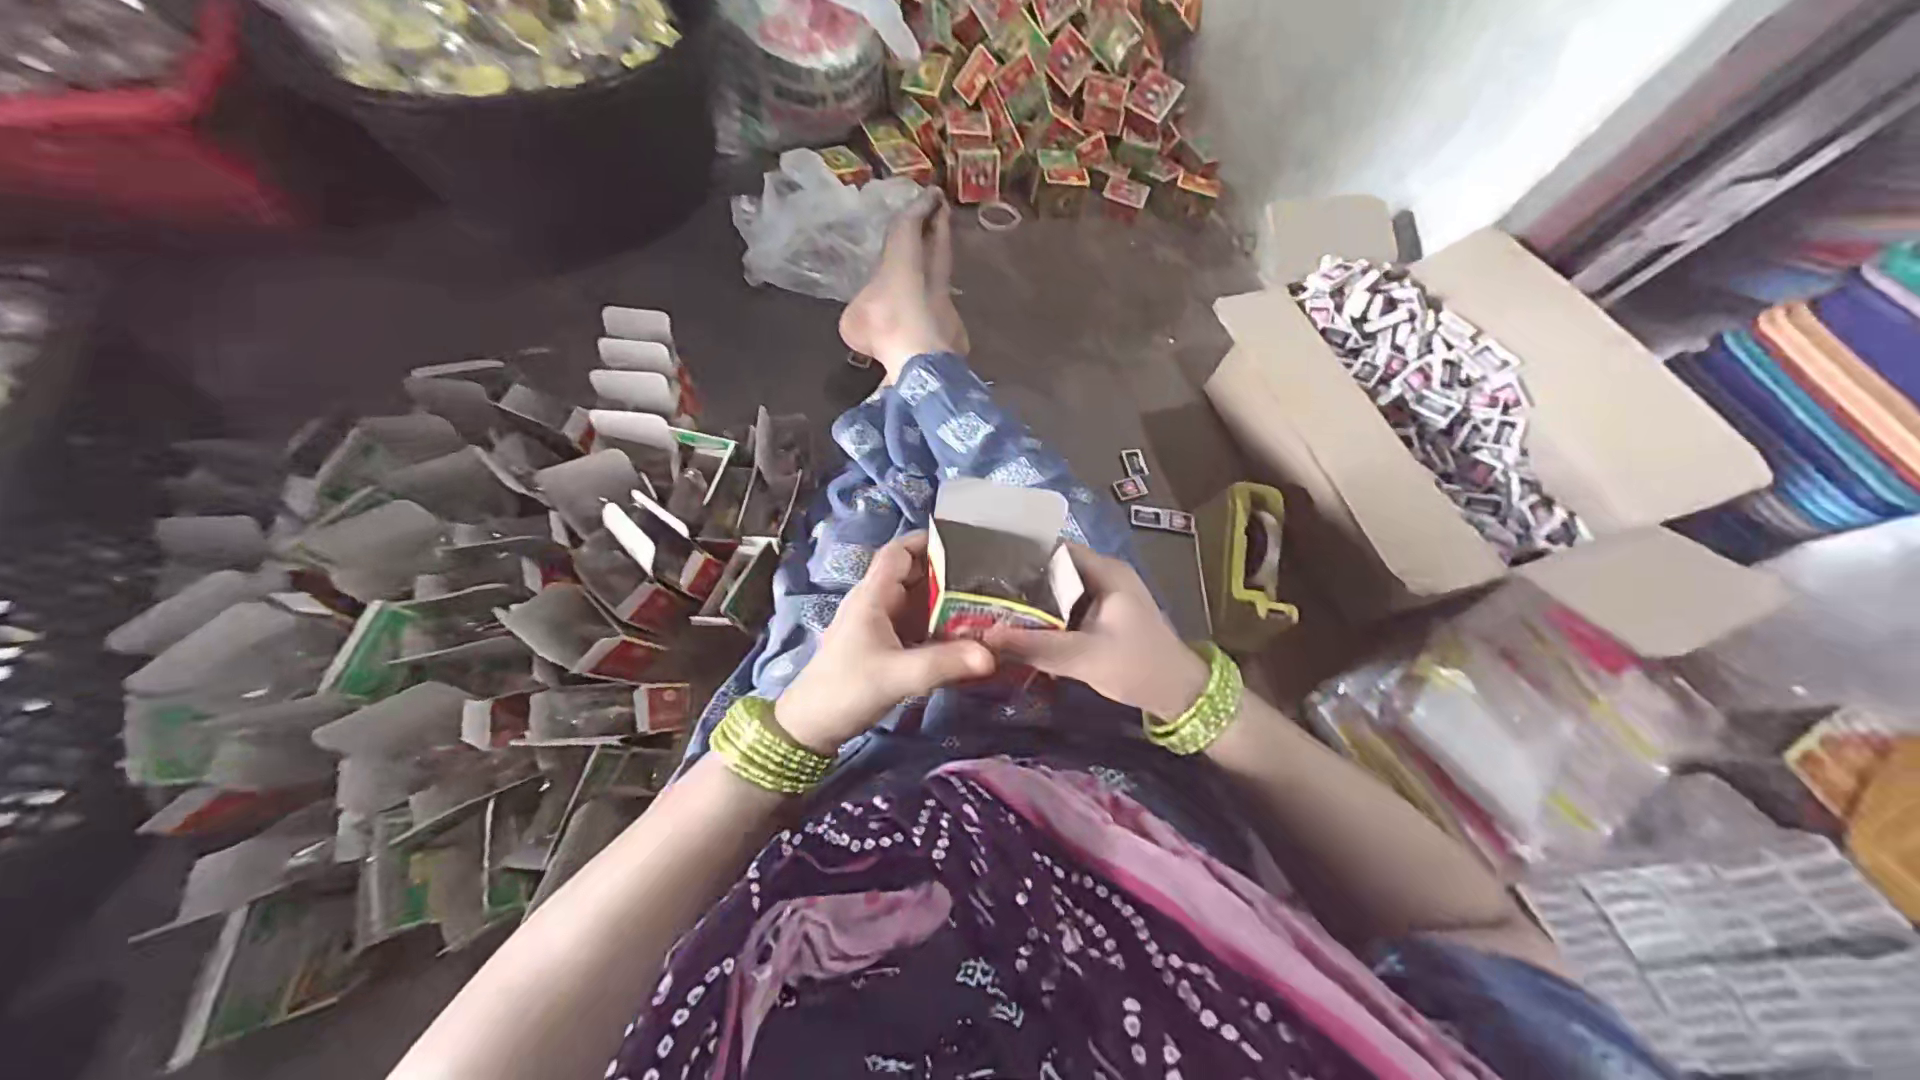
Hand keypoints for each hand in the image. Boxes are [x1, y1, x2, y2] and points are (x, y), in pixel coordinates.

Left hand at [775, 532, 995, 753]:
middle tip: (986, 580)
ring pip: (914, 603)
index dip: (927, 542)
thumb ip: (944, 663)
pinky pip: (913, 626)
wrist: (810, 726)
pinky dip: (935, 626)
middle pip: (912, 575)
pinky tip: (959, 637)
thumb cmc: (846, 689)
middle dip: (946, 574)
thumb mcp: (898, 675)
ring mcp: (876, 626)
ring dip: (943, 603)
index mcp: (872, 596)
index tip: (964, 544)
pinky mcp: (880, 647)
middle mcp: (874, 604)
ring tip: (982, 605)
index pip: (898, 552)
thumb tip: (990, 655)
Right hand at [839, 189, 969, 379]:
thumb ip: (864, 313)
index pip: (910, 227)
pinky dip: (934, 318)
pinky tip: (926, 329)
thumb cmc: (882, 328)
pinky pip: (942, 318)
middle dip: (940, 226)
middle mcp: (930, 279)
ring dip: (936, 276)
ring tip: (928, 276)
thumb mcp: (855, 321)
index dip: (918, 209)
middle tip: (943, 212)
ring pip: (943, 284)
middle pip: (939, 245)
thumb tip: (873, 326)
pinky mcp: (955, 334)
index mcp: (902, 262)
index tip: (931, 195)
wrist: (919, 362)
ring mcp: (947, 307)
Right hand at [984, 544, 1208, 718]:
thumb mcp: (1083, 657)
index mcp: (1106, 571)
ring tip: (995, 609)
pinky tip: (1022, 629)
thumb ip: (1033, 646)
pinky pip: (1067, 608)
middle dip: (1021, 582)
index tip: (988, 568)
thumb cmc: (1138, 666)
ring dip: (1033, 602)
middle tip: (984, 593)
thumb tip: (985, 637)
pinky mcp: (1104, 617)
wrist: (1180, 696)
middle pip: (1054, 569)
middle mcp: (1105, 576)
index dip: (1022, 555)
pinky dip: (1047, 617)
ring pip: (1059, 591)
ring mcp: (1106, 597)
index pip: (1055, 548)